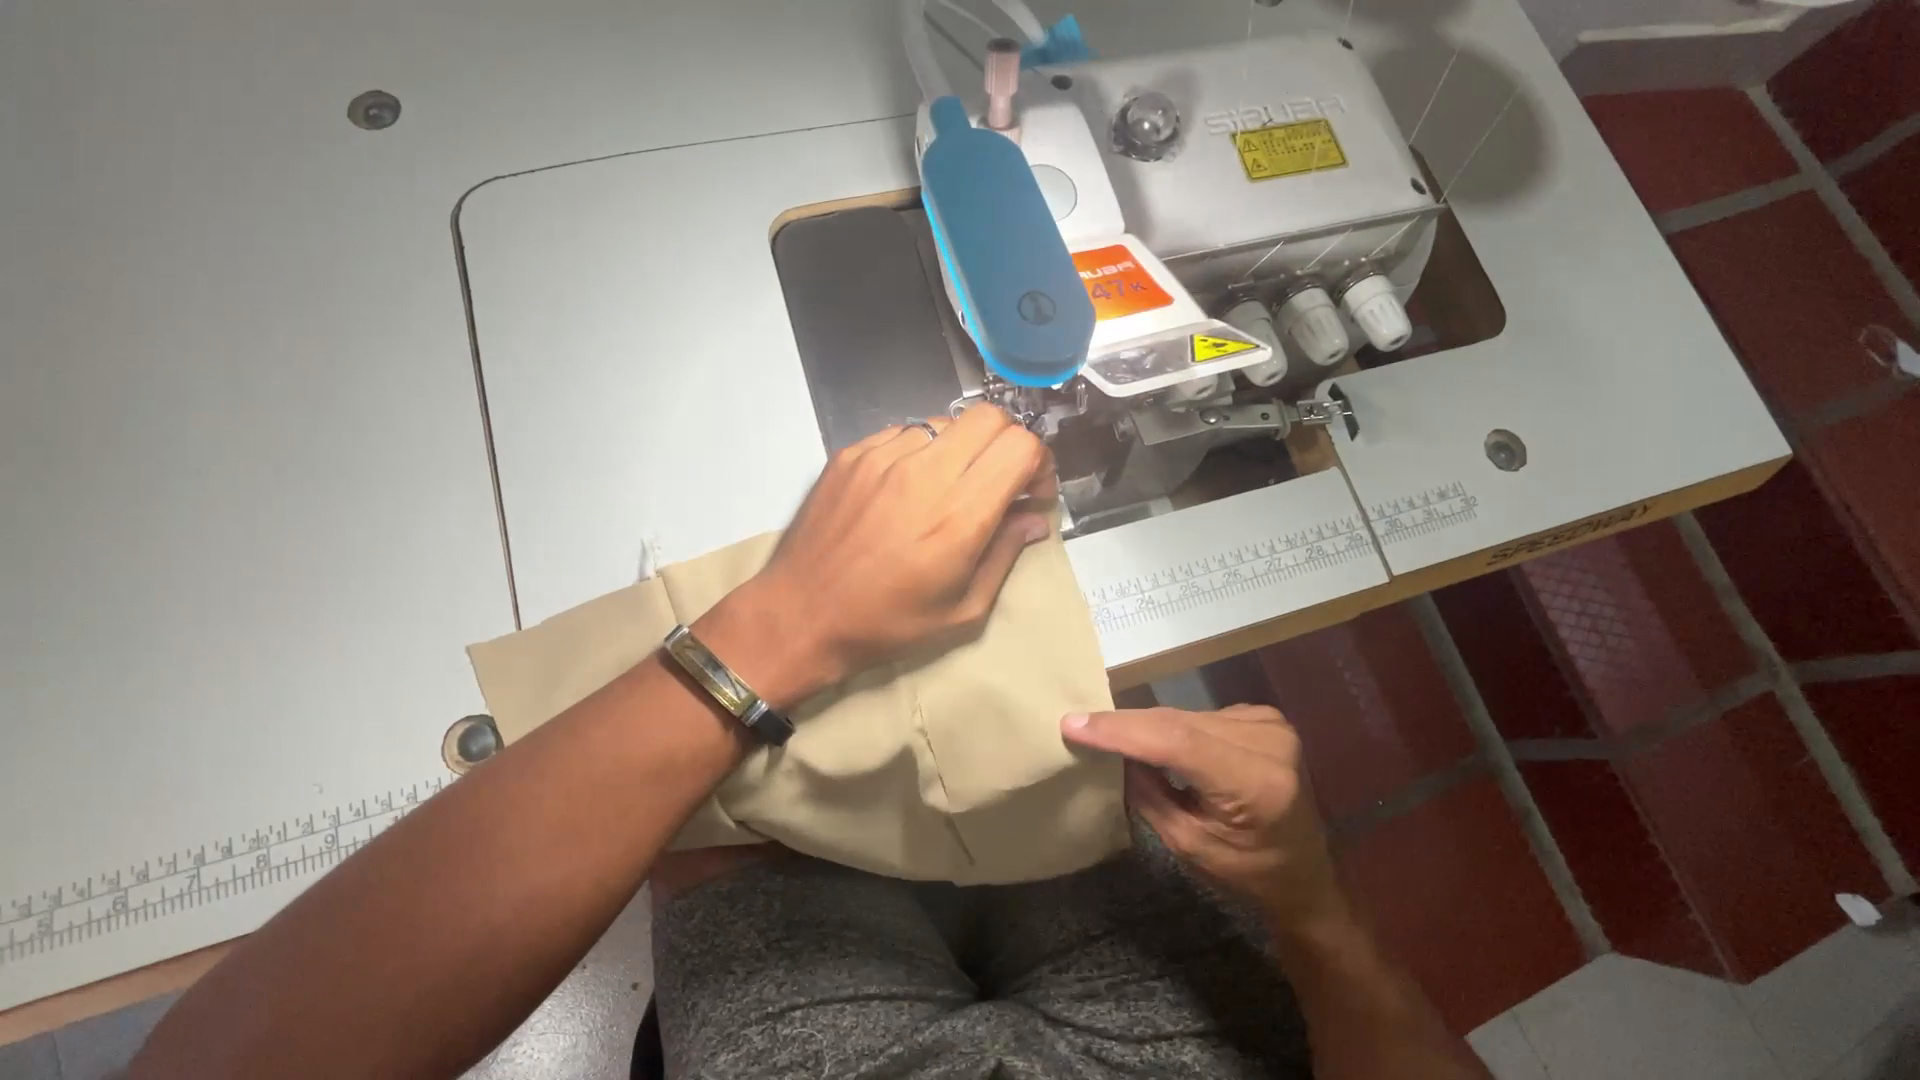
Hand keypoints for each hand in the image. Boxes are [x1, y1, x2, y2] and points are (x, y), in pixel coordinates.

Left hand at [699, 406, 1053, 707]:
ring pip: (945, 422)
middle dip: (1008, 445)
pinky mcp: (852, 454)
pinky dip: (920, 452)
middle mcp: (924, 472)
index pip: (1021, 445)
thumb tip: (1034, 520)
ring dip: (962, 449)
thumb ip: (1004, 556)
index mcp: (959, 514)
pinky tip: (907, 489)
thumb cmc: (886, 625)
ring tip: (948, 488)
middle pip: (989, 418)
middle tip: (1000, 483)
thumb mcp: (961, 611)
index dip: (1039, 465)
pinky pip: (903, 433)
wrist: (800, 616)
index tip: (1030, 496)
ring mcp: (882, 456)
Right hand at [1062, 705, 1342, 927]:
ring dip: (1149, 727)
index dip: (1122, 730)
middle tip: (1078, 727)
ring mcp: (1270, 724)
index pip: (1176, 741)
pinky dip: (1175, 728)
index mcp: (1254, 782)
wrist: (1303, 875)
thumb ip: (1149, 792)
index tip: (1073, 724)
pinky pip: (1202, 715)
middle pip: (1178, 722)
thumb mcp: (1188, 843)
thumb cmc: (1246, 872)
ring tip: (1112, 737)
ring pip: (1186, 715)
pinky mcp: (1266, 718)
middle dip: (1126, 725)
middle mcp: (1267, 742)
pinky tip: (1161, 744)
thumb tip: (1111, 750)